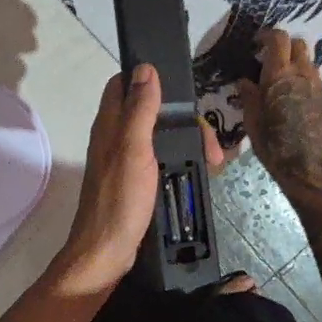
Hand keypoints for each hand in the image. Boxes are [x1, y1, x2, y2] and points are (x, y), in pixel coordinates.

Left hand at [54, 65, 224, 294]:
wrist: (108, 253)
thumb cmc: (120, 200)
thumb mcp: (134, 149)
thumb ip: (140, 110)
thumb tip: (146, 68)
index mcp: (110, 125)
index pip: (123, 85)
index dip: (148, 79)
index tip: (180, 88)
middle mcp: (116, 138)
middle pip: (152, 111)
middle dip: (183, 118)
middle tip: (209, 141)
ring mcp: (127, 162)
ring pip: (162, 137)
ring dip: (189, 142)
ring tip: (213, 161)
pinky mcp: (138, 182)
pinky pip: (164, 160)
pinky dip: (183, 161)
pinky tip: (201, 172)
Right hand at [237, 29, 321, 196]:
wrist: (306, 166)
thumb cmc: (272, 143)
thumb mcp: (251, 120)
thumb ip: (248, 95)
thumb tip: (245, 80)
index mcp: (279, 75)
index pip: (279, 38)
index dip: (267, 35)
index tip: (257, 43)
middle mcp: (301, 74)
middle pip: (298, 43)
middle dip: (284, 46)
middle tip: (270, 59)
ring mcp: (317, 85)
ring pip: (309, 61)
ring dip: (295, 63)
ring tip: (282, 80)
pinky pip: (314, 79)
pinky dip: (303, 80)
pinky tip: (294, 98)